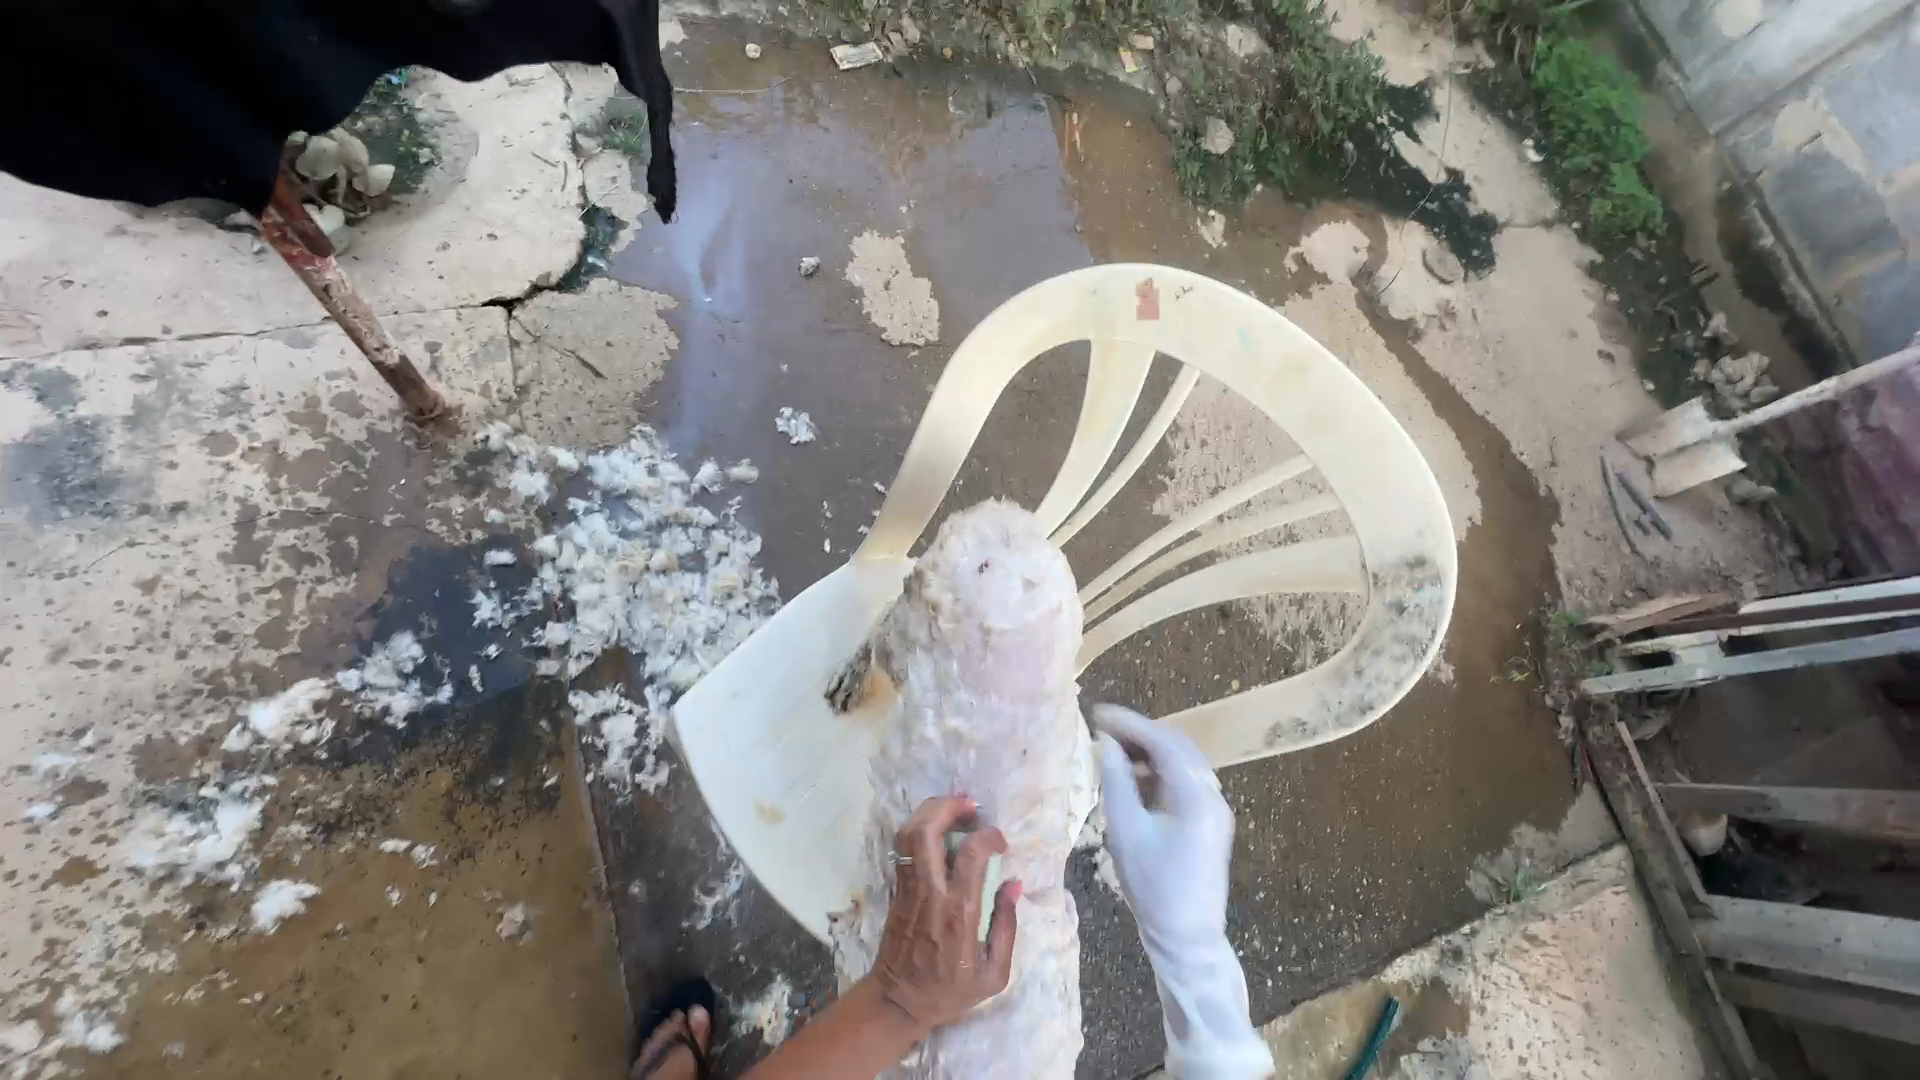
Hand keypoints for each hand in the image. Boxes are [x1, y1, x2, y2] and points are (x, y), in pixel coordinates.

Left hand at [867, 795, 1021, 1035]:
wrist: (899, 1000)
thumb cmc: (950, 990)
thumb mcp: (994, 974)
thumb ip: (1007, 926)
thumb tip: (1013, 884)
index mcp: (958, 913)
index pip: (970, 855)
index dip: (988, 836)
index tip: (1000, 842)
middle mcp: (929, 892)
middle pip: (927, 830)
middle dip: (949, 807)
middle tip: (971, 806)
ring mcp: (908, 887)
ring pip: (909, 833)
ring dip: (931, 811)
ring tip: (955, 808)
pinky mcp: (896, 887)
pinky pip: (903, 846)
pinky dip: (920, 826)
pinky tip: (938, 827)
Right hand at [1094, 705, 1272, 1079]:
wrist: (1187, 938)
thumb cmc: (1153, 886)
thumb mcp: (1125, 831)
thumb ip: (1116, 782)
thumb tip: (1106, 745)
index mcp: (1195, 794)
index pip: (1162, 741)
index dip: (1129, 723)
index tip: (1097, 713)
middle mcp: (1212, 794)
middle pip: (1176, 746)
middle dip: (1138, 733)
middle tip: (1102, 728)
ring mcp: (1214, 808)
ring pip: (1181, 762)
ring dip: (1148, 751)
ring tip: (1112, 750)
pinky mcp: (1208, 821)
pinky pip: (1183, 780)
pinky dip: (1158, 770)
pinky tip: (1132, 778)